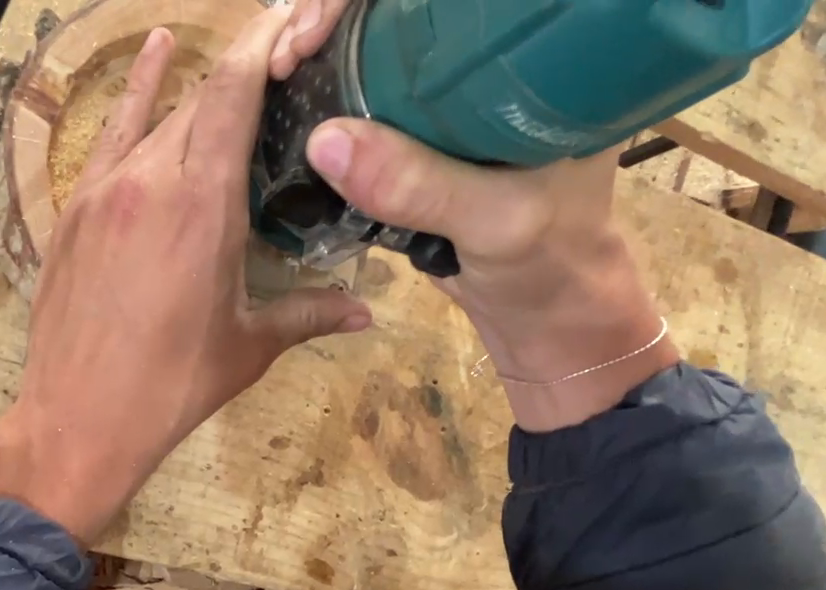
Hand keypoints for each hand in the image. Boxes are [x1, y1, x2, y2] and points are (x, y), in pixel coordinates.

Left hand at [0, 6, 370, 543]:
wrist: (77, 420)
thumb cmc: (169, 389)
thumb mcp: (246, 348)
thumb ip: (308, 315)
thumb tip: (367, 312)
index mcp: (202, 204)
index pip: (234, 92)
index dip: (265, 43)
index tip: (295, 19)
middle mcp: (149, 180)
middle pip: (200, 99)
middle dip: (242, 70)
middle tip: (281, 59)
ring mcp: (101, 193)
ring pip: (154, 118)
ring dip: (195, 92)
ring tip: (228, 60)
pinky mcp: (72, 213)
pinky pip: (108, 139)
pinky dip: (134, 98)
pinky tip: (154, 58)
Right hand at [271, 0, 676, 431]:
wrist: (541, 320)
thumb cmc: (548, 263)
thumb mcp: (496, 221)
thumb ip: (419, 185)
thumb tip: (322, 139)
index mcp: (527, 60)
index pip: (450, 2)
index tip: (314, 23)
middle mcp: (486, 74)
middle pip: (399, 23)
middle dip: (334, 20)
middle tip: (284, 50)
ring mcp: (446, 116)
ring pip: (375, 71)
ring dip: (322, 65)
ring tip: (277, 73)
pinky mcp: (416, 157)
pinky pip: (365, 127)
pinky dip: (327, 119)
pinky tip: (292, 111)